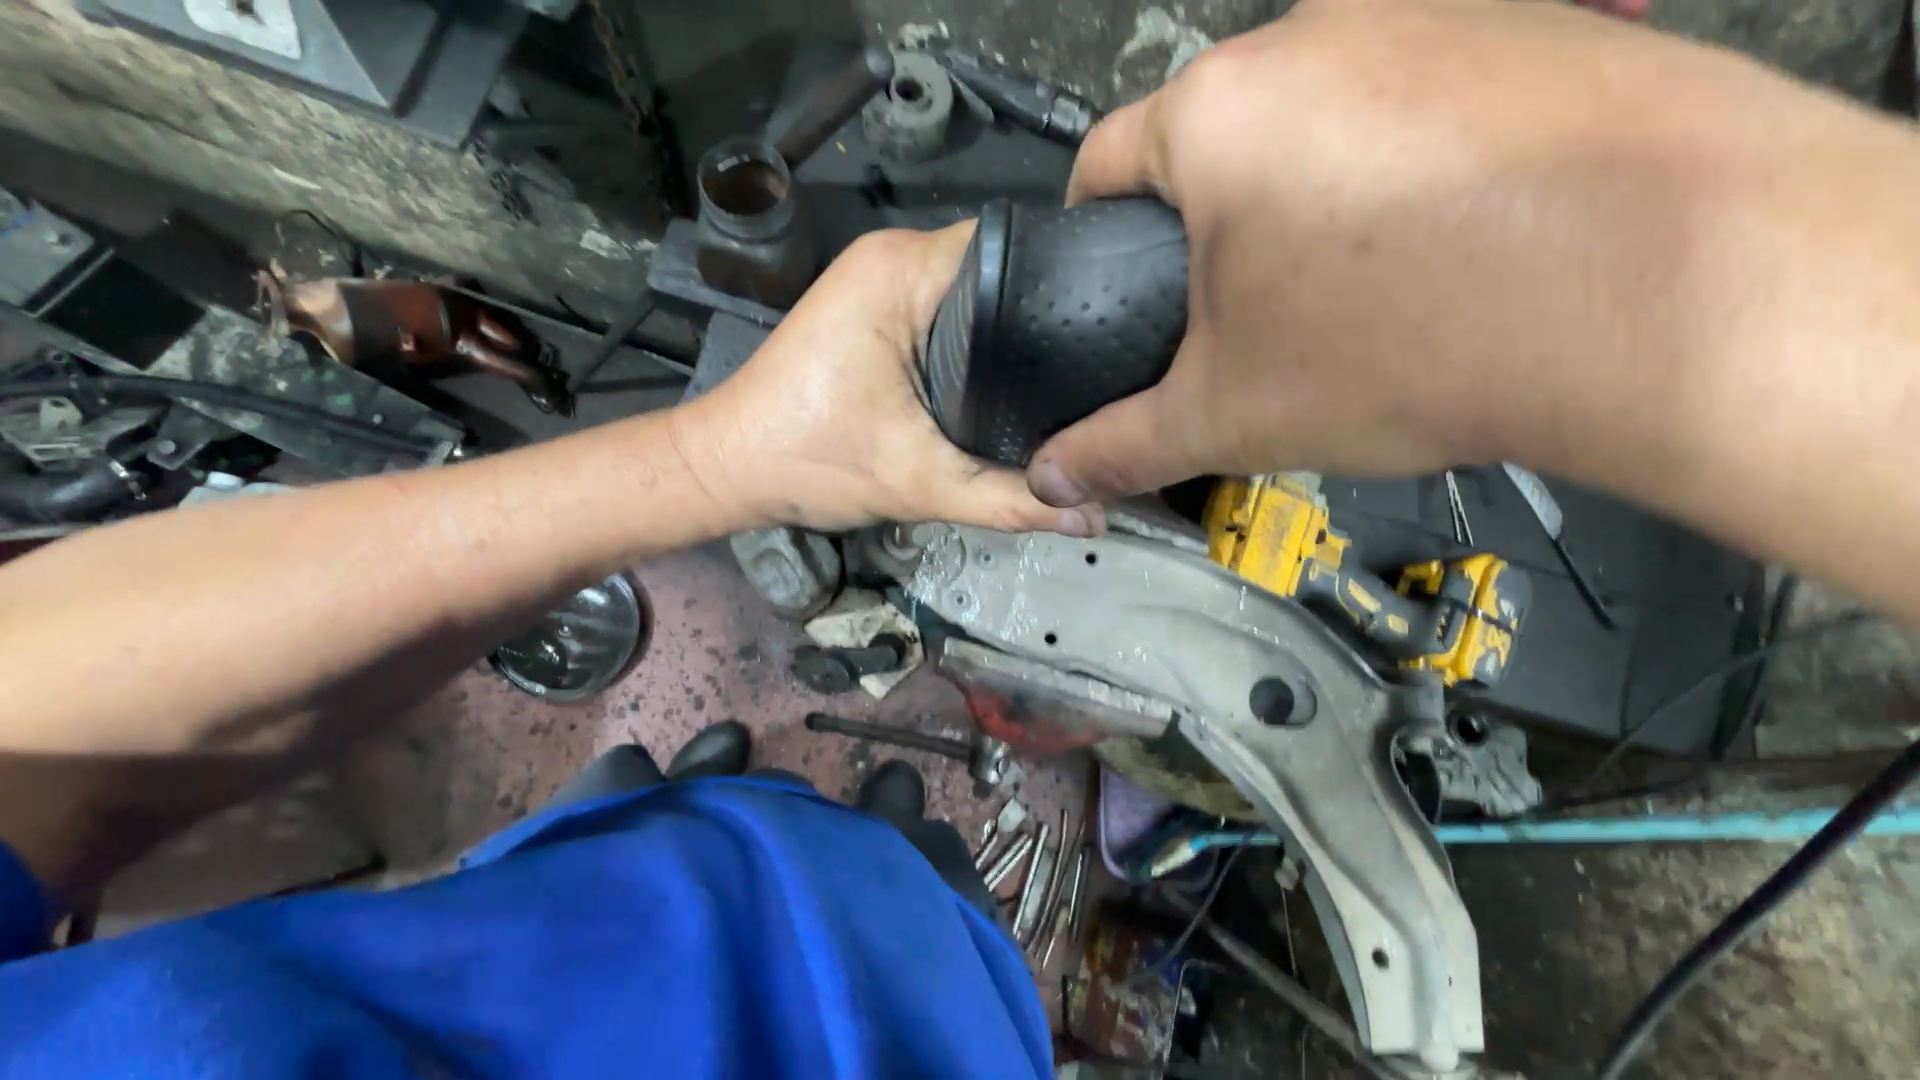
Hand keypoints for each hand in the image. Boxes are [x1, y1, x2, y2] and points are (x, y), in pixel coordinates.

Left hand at [679, 225, 1102, 535]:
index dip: (1065, 290)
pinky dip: (975, 340)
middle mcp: (893, 255)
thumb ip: (1007, 500)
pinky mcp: (873, 306)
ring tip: (1066, 376)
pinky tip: (1009, 379)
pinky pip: (947, 309)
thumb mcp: (917, 483)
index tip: (1108, 333)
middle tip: (1096, 369)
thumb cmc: (806, 461)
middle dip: (1044, 318)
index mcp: (903, 271)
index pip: (1016, 252)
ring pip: (975, 292)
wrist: (728, 468)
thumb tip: (1094, 518)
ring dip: (1011, 332)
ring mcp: (879, 278)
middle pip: (1000, 271)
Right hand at [1024, 0, 1852, 506]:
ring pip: (1317, 123)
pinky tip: (1445, 247)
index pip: (1103, 164)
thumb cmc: (1412, 342)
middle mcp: (1311, 33)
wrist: (1675, 294)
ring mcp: (1427, 17)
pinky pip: (1416, 107)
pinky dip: (1405, 172)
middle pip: (1215, 145)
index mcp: (1216, 112)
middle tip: (1249, 317)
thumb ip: (1121, 445)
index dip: (1097, 238)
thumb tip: (1051, 476)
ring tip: (1357, 291)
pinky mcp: (1522, 32)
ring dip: (1310, 198)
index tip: (1124, 290)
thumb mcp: (1232, 414)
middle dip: (1213, 229)